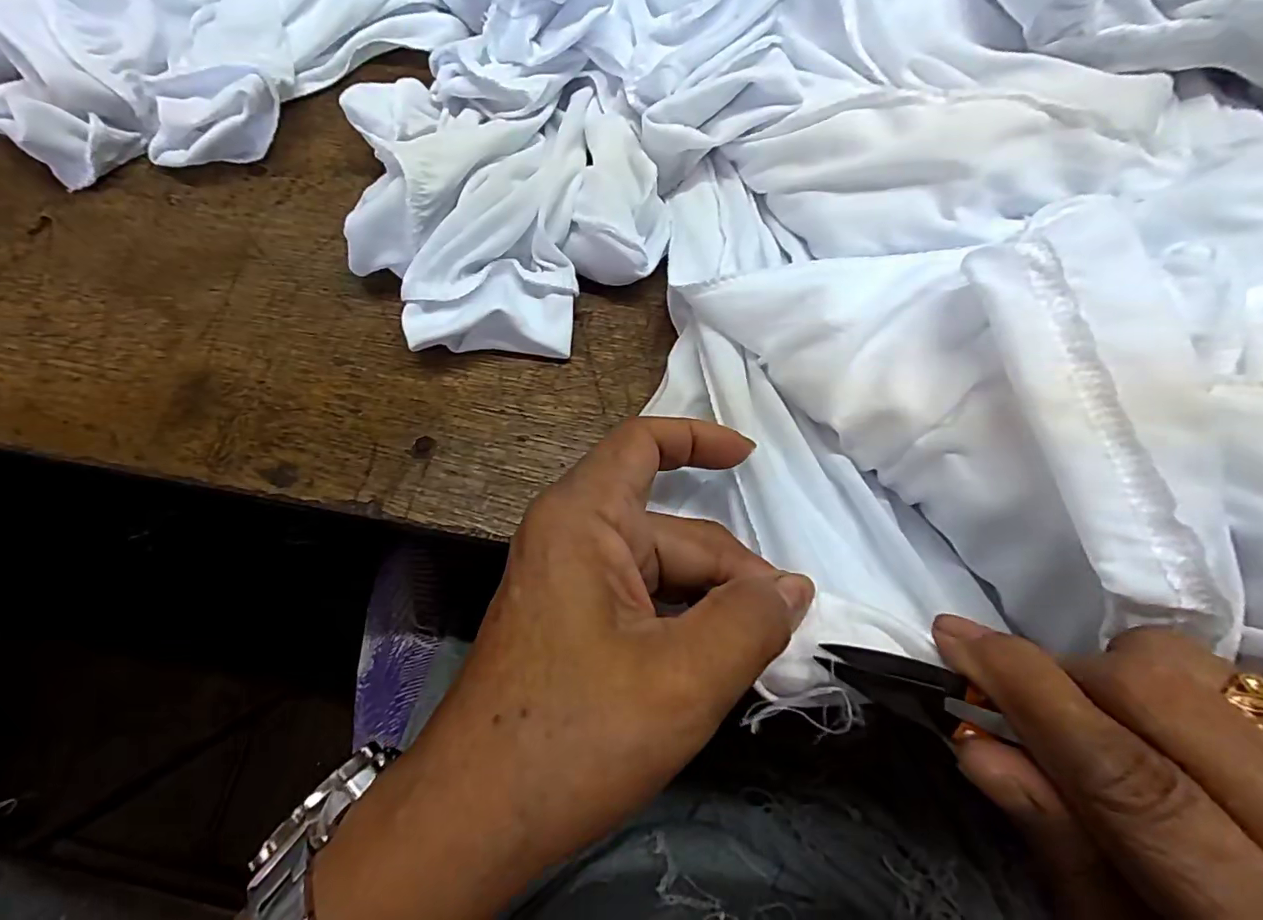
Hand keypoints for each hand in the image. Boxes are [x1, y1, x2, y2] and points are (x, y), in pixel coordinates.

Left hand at [314, 418, 812, 919]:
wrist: (470, 824)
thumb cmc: (573, 735)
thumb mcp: (682, 678)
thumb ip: (749, 621)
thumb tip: (791, 588)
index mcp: (583, 521)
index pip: (642, 444)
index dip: (699, 438)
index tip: (750, 457)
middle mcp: (571, 541)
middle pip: (672, 532)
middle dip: (730, 574)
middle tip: (783, 627)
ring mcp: (567, 588)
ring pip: (661, 577)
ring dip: (710, 608)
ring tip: (755, 654)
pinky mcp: (568, 630)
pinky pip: (640, 608)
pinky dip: (682, 628)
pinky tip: (710, 669)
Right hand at [932, 617, 1262, 918]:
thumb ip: (1072, 857)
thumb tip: (979, 746)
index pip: (1138, 785)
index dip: (1037, 701)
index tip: (958, 638)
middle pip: (1171, 696)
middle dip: (1073, 675)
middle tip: (1036, 701)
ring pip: (1214, 671)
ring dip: (1133, 686)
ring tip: (1128, 735)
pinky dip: (1204, 708)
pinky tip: (1216, 761)